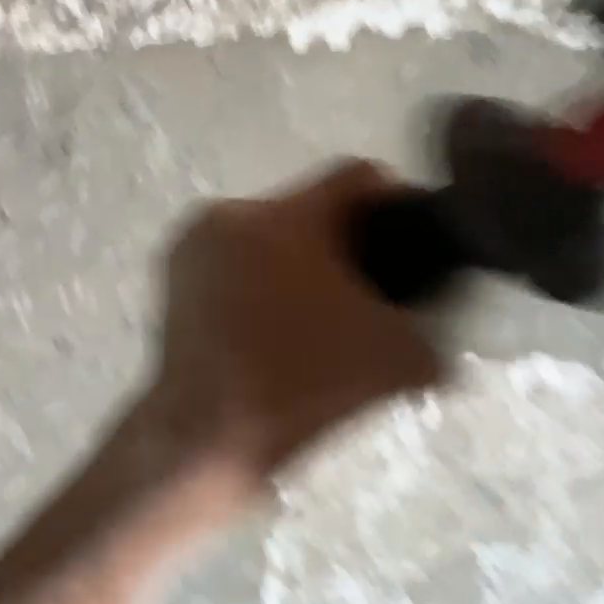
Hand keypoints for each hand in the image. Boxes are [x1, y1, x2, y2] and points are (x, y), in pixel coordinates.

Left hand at [147, 161, 446, 489]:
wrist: (209, 428)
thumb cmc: (308, 384)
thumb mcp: (406, 353)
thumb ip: (433, 310)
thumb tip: (435, 300)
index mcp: (285, 216)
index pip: (357, 175)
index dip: (396, 199)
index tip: (412, 235)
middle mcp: (229, 212)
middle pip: (305, 207)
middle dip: (341, 239)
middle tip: (368, 285)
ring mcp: (189, 240)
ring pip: (262, 231)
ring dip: (294, 258)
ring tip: (318, 311)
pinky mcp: (168, 270)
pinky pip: (228, 255)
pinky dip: (254, 274)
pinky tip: (272, 320)